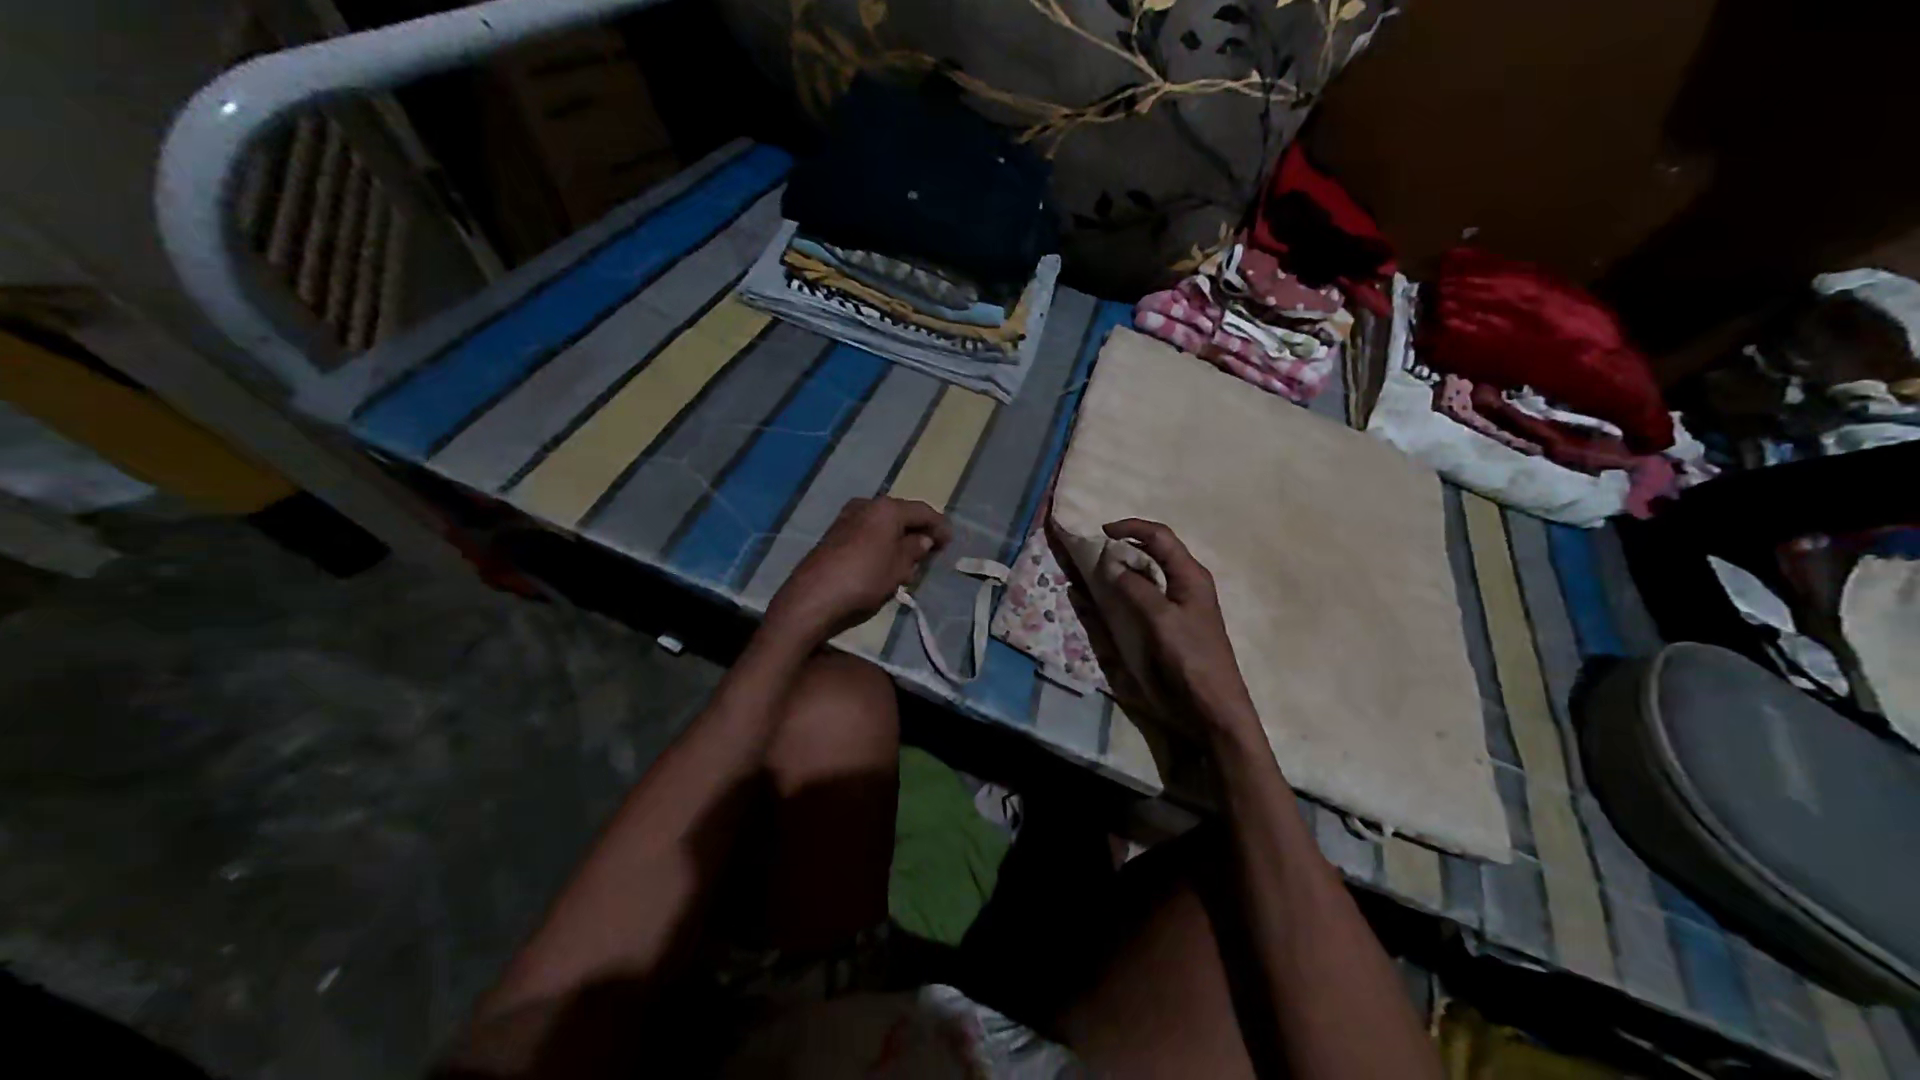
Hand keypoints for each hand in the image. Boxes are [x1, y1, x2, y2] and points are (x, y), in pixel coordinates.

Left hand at [764, 497, 952, 645]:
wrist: (813, 597)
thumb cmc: (864, 579)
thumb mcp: (898, 568)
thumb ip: (914, 550)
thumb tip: (923, 539)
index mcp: (886, 508)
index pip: (922, 511)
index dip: (939, 525)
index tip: (950, 542)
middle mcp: (866, 505)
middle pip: (900, 515)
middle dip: (917, 532)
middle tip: (931, 552)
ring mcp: (846, 518)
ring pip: (882, 525)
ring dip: (898, 540)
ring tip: (909, 564)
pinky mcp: (834, 534)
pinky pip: (867, 534)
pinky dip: (881, 544)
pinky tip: (885, 564)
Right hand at [1101, 519, 1259, 737]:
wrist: (1213, 706)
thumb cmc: (1191, 659)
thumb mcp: (1161, 619)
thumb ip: (1135, 588)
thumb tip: (1110, 563)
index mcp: (1191, 575)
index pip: (1160, 536)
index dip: (1131, 528)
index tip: (1101, 533)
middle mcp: (1187, 583)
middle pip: (1156, 551)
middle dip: (1126, 545)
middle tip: (1096, 553)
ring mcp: (1181, 604)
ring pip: (1150, 573)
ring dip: (1125, 568)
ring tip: (1098, 573)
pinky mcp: (1173, 623)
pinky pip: (1148, 595)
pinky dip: (1128, 590)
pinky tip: (1112, 598)